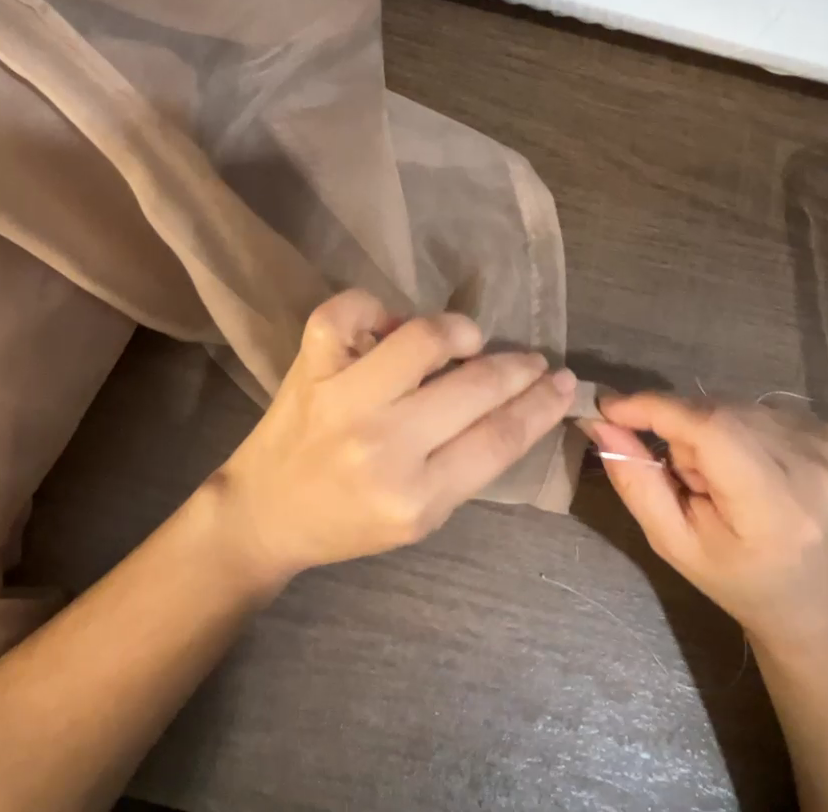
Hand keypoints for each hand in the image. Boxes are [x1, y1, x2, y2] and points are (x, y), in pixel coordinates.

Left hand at [211, 289, 575, 581]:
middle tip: (530, 358)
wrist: (264, 513)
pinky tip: (390, 323)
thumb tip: (514, 397)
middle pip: (475, 386)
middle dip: (518, 366)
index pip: (500, 437)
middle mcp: (383, 447)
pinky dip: (376, 307)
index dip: (542, 403)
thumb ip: (466, 462)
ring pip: (423, 339)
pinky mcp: (309, 368)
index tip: (563, 381)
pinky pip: (348, 311)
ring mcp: (342, 401)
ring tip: (467, 339)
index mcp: (417, 497)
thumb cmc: (348, 521)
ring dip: (459, 330)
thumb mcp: (421, 516)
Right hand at [588, 393, 827, 655]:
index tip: (609, 406)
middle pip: (715, 412)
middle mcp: (810, 465)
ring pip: (732, 406)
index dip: (655, 408)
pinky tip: (746, 467)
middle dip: (682, 434)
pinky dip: (735, 430)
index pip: (710, 428)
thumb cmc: (737, 580)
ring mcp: (827, 445)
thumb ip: (636, 481)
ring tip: (718, 479)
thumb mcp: (673, 543)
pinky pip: (756, 409)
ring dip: (708, 432)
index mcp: (774, 506)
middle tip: (685, 480)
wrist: (815, 601)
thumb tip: (601, 423)